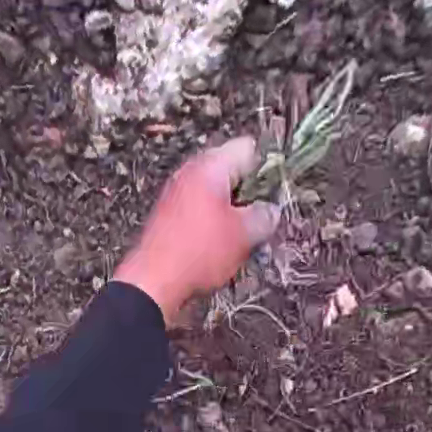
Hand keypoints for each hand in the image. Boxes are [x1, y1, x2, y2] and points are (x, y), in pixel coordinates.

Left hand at [112, 137, 279, 325]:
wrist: (153, 282)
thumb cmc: (200, 251)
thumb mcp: (243, 235)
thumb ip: (264, 217)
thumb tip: (272, 210)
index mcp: (211, 166)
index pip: (248, 149)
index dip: (268, 168)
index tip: (277, 196)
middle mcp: (191, 172)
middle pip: (232, 174)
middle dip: (251, 196)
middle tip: (265, 223)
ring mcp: (177, 195)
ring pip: (217, 197)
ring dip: (234, 216)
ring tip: (246, 242)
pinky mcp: (170, 218)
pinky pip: (201, 214)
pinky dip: (215, 228)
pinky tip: (223, 251)